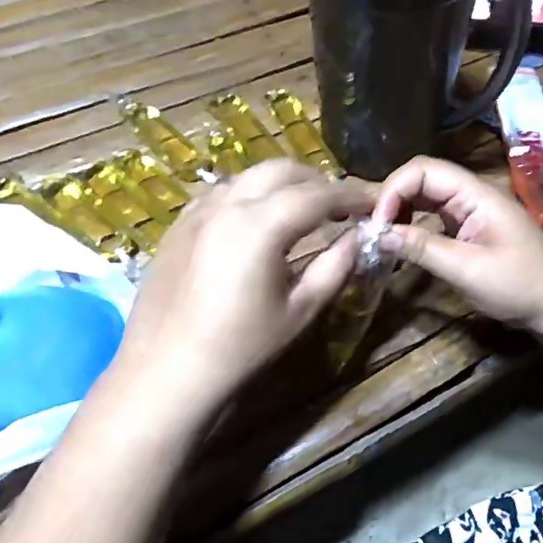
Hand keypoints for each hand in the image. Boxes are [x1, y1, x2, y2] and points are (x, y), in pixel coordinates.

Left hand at [107, 160, 371, 415]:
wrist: (169, 370)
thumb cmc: (242, 347)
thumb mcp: (300, 310)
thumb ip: (335, 266)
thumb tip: (357, 238)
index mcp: (260, 225)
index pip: (317, 195)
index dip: (350, 197)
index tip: (373, 206)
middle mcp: (227, 205)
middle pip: (281, 171)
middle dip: (316, 182)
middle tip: (339, 208)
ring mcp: (197, 212)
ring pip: (248, 178)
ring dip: (282, 185)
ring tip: (301, 212)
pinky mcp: (179, 226)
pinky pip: (221, 194)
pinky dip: (249, 196)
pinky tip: (256, 222)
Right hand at [372, 156, 542, 328]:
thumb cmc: (519, 287)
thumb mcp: (468, 270)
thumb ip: (423, 249)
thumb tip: (378, 234)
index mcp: (476, 195)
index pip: (424, 170)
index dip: (394, 190)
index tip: (378, 224)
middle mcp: (471, 194)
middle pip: (422, 177)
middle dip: (392, 197)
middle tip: (372, 229)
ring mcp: (469, 210)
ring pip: (424, 195)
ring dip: (399, 209)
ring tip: (380, 234)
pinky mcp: (466, 227)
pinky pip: (431, 214)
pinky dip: (411, 223)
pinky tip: (399, 240)